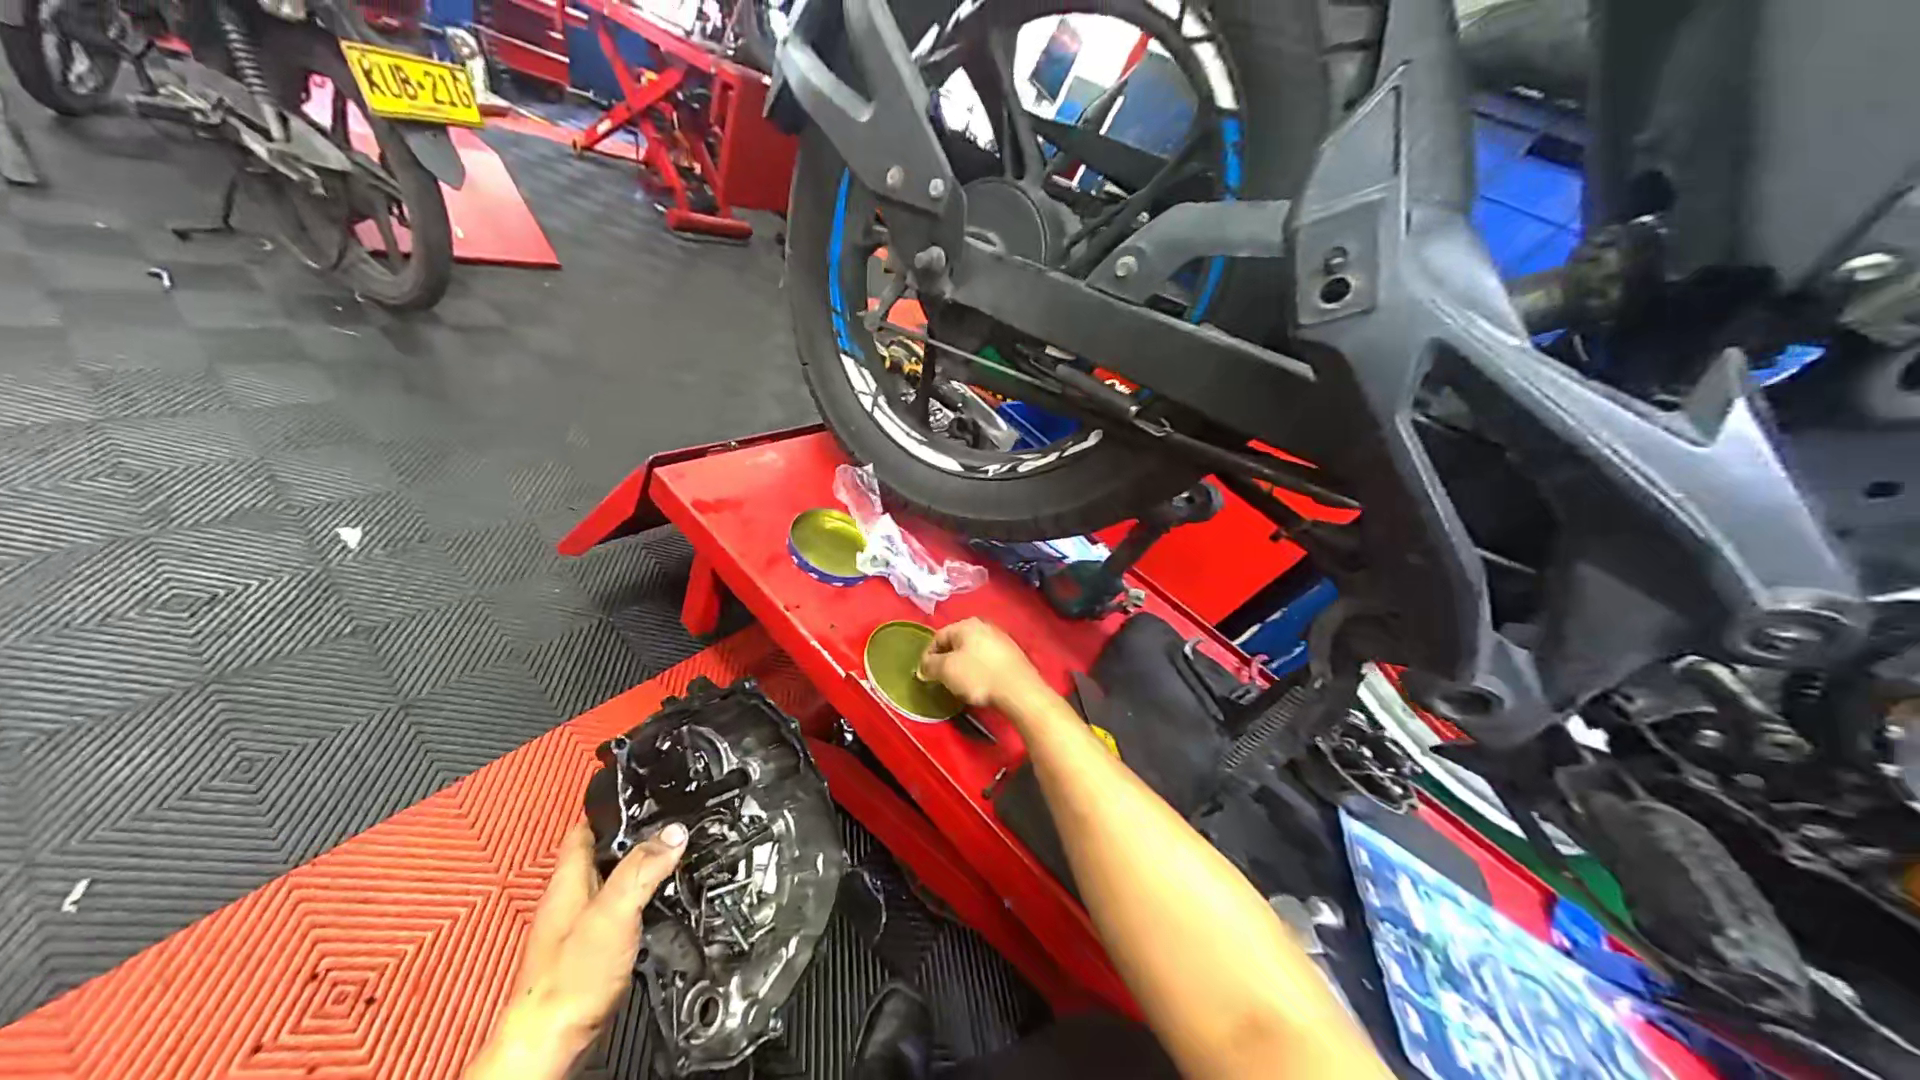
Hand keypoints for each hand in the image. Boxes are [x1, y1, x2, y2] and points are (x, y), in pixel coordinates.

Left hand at [465, 821, 686, 1079]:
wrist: (552, 1041)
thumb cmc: (567, 983)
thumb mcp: (613, 914)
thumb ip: (642, 870)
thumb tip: (673, 833)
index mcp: (568, 881)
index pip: (586, 827)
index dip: (612, 807)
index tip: (637, 794)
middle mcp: (570, 899)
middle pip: (603, 853)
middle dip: (635, 837)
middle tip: (667, 824)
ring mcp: (579, 926)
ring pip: (614, 882)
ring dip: (640, 870)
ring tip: (671, 859)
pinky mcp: (592, 950)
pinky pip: (620, 910)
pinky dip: (640, 901)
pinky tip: (657, 909)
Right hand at [917, 617, 1046, 708]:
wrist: (1020, 690)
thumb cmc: (979, 676)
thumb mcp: (946, 671)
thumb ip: (929, 665)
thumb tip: (923, 667)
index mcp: (966, 625)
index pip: (938, 636)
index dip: (928, 656)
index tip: (925, 674)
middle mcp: (984, 626)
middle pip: (956, 643)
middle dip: (946, 660)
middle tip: (942, 679)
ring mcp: (1001, 639)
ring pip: (972, 651)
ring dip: (963, 666)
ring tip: (960, 684)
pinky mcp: (1012, 654)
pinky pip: (987, 660)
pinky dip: (979, 669)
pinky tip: (981, 683)